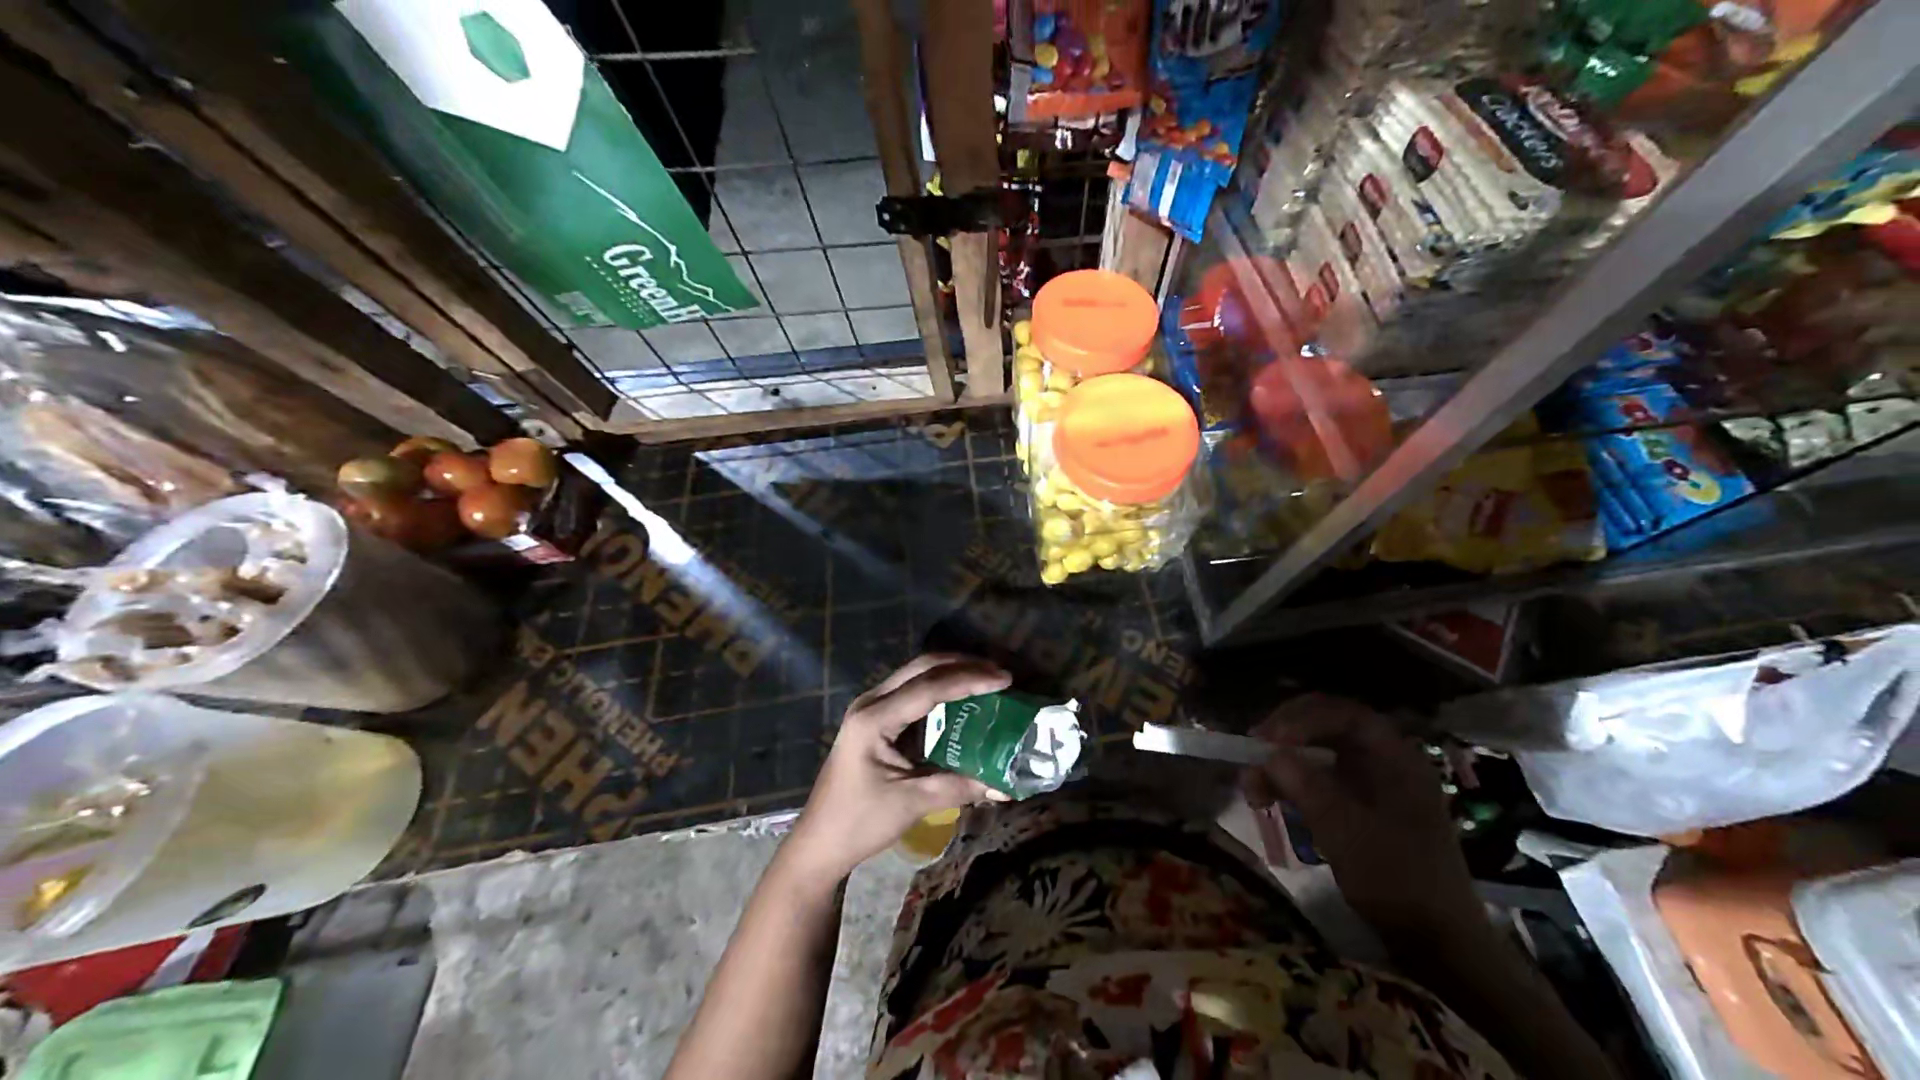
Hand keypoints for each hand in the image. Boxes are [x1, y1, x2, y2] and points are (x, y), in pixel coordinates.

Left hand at [786, 654, 1011, 880]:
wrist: (820, 842)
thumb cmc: (860, 822)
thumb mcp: (912, 802)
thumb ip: (960, 787)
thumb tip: (1006, 784)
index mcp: (874, 718)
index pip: (929, 687)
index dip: (969, 679)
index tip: (1005, 679)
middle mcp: (871, 703)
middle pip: (922, 668)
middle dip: (963, 665)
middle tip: (1001, 674)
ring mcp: (871, 709)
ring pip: (916, 676)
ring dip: (952, 674)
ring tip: (988, 680)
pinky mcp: (875, 721)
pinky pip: (912, 693)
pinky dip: (940, 691)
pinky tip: (964, 701)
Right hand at [1242, 694, 1477, 935]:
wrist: (1437, 944)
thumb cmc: (1400, 882)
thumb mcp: (1349, 835)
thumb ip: (1309, 788)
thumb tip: (1270, 753)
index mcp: (1397, 760)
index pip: (1345, 715)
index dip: (1303, 718)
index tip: (1268, 739)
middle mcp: (1384, 763)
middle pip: (1327, 729)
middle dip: (1285, 737)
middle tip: (1251, 752)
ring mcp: (1370, 786)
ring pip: (1317, 755)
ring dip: (1280, 764)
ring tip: (1251, 788)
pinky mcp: (1357, 809)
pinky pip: (1317, 781)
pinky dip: (1289, 786)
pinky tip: (1268, 801)